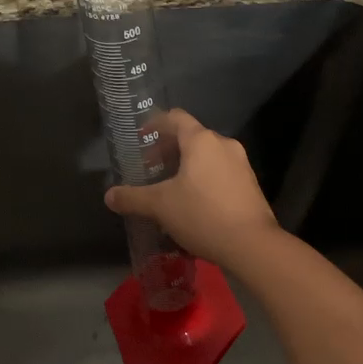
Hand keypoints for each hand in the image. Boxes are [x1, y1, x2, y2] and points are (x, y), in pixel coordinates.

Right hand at [103, 109, 280, 268]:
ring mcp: (240, 164)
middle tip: (152, 167)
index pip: (175, 118)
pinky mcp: (250, 184)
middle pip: (191, 136)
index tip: (142, 137)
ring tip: (171, 187)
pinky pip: (221, 171)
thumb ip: (133, 198)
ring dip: (188, 165)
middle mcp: (223, 144)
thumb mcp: (161, 206)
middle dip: (169, 149)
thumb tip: (109, 196)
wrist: (253, 245)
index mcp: (201, 140)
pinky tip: (195, 202)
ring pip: (207, 155)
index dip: (156, 124)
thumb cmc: (202, 214)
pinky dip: (204, 177)